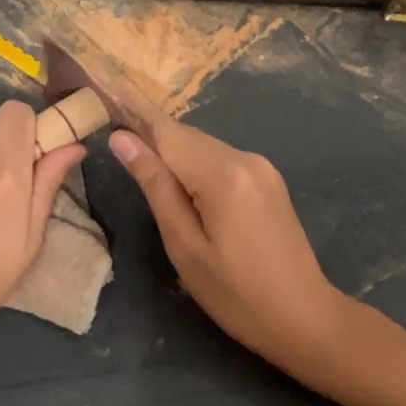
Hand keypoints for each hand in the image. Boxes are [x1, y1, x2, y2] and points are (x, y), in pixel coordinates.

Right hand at [108, 122, 347, 373]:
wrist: (308, 322)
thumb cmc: (236, 294)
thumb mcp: (184, 244)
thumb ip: (154, 186)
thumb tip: (121, 138)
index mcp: (221, 174)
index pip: (163, 130)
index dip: (127, 108)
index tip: (96, 84)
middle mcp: (244, 159)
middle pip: (181, 134)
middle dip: (142, 126)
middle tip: (101, 114)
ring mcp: (259, 168)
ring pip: (197, 145)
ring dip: (164, 144)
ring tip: (125, 142)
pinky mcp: (265, 180)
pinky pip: (214, 158)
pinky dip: (186, 159)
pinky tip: (167, 169)